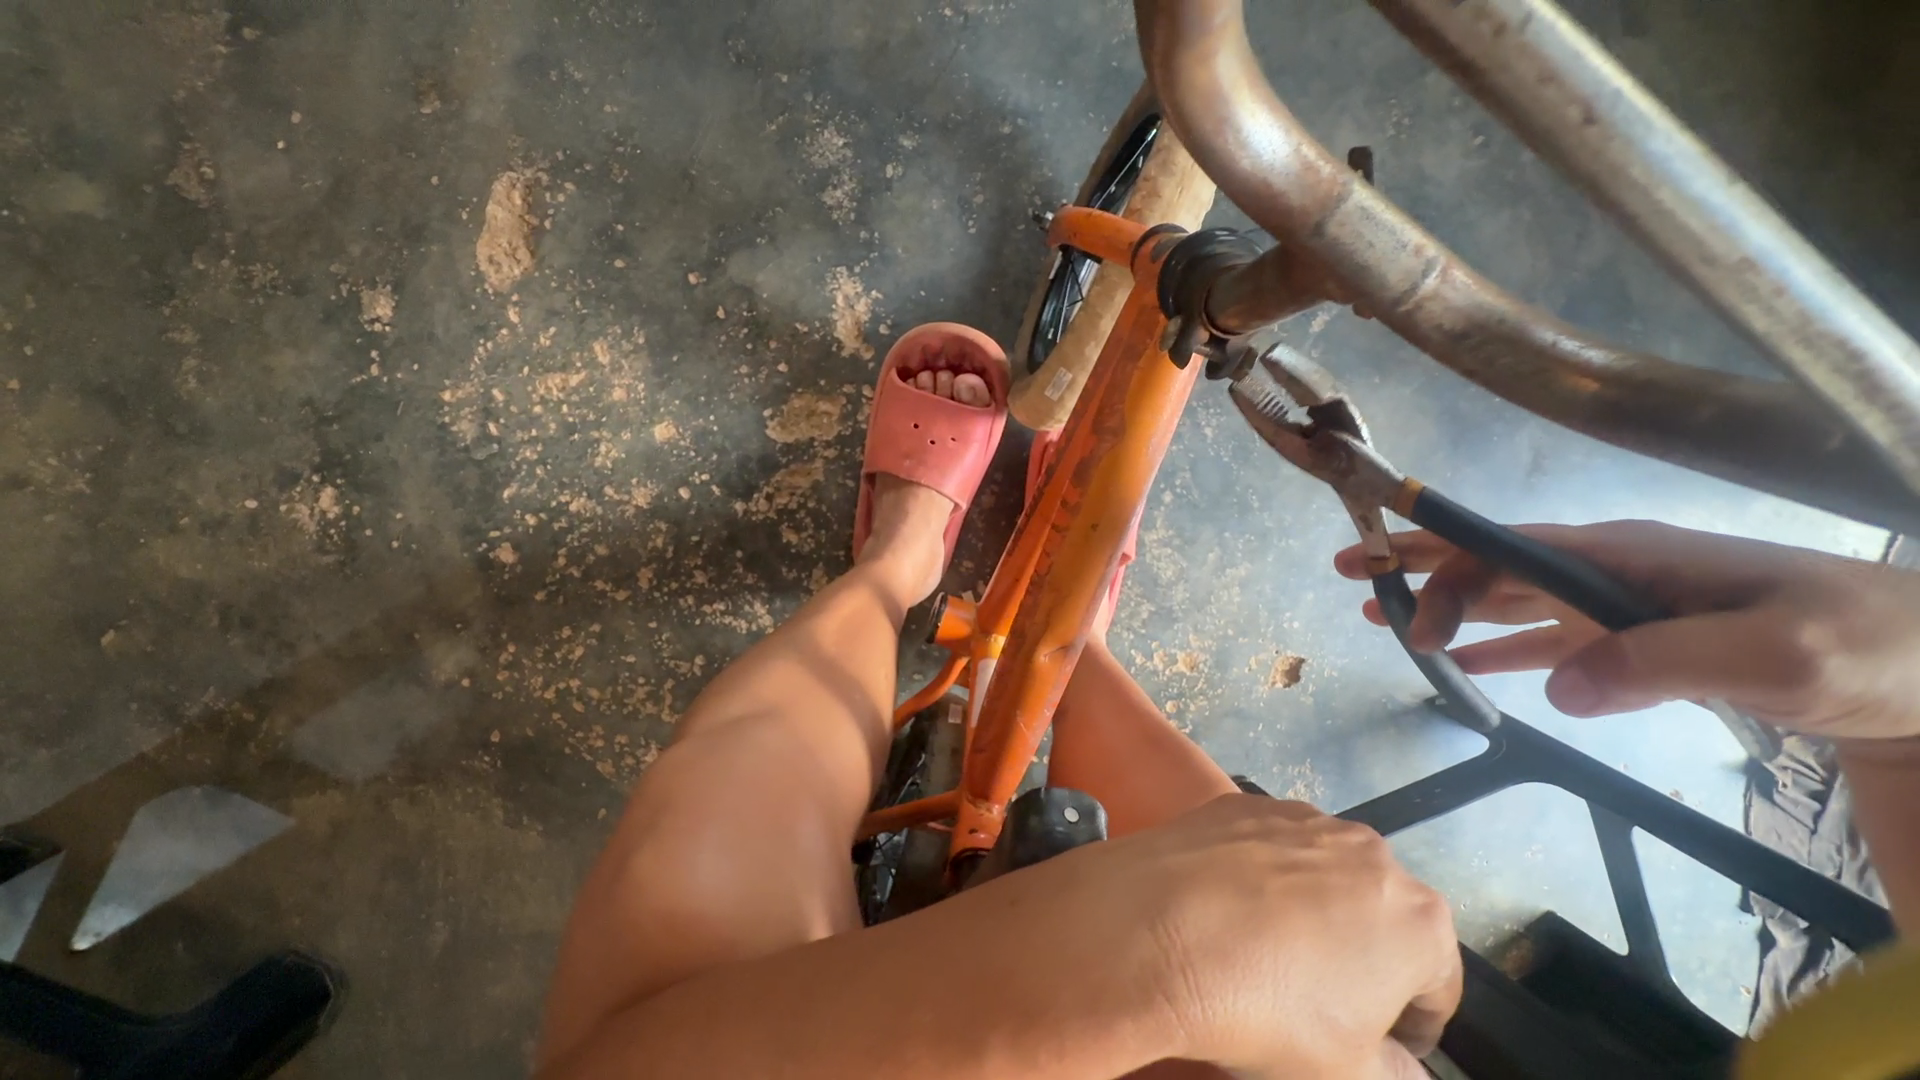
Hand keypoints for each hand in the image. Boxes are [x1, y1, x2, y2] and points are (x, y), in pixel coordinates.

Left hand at [1009, 794, 1459, 1077]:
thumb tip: (1404, 1066)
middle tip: (1312, 998)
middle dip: (1358, 959)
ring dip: (1307, 910)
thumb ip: (1397, 1074)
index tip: (1378, 1047)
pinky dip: (1255, 874)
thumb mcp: (1348, 1075)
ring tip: (1261, 949)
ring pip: (1320, 875)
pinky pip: (1263, 847)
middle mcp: (1369, 851)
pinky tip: (1221, 906)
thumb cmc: (1266, 1008)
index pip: (1437, 988)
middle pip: (1378, 919)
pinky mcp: (1240, 802)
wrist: (1153, 929)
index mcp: (1419, 919)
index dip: (1410, 1027)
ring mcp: (1299, 816)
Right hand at [1332, 519, 1919, 741]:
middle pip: (1490, 562)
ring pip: (1504, 597)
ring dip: (1442, 603)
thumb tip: (1555, 689)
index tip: (1394, 599)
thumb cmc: (1864, 647)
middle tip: (1355, 580)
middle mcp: (1605, 569)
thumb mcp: (1774, 654)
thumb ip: (1658, 662)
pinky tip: (1462, 662)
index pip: (1505, 549)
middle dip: (1418, 569)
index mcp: (1623, 554)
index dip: (1439, 564)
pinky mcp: (1630, 641)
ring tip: (1381, 613)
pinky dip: (1493, 646)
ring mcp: (1616, 604)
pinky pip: (1542, 639)